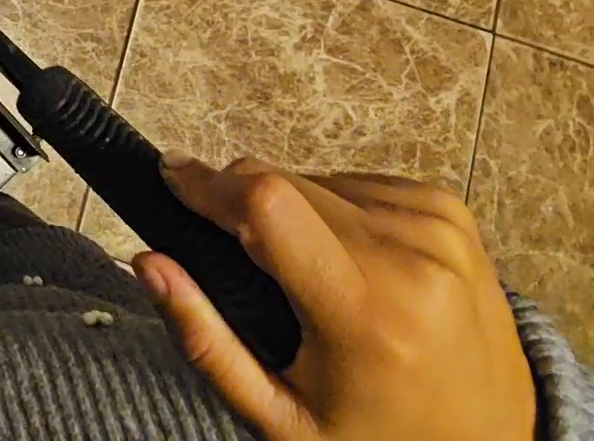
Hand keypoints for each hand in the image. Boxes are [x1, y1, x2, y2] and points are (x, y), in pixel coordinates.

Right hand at [133, 157, 535, 440]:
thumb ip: (203, 338)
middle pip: (277, 184)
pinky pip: (346, 181)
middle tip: (238, 255)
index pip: (266, 204)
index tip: (169, 177)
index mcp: (368, 315)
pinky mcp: (449, 211)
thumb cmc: (374, 433)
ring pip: (306, 178)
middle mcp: (411, 259)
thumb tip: (144, 260)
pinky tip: (340, 252)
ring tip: (299, 265)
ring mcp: (438, 229)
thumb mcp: (278, 415)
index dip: (207, 182)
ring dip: (281, 206)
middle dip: (236, 203)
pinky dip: (324, 205)